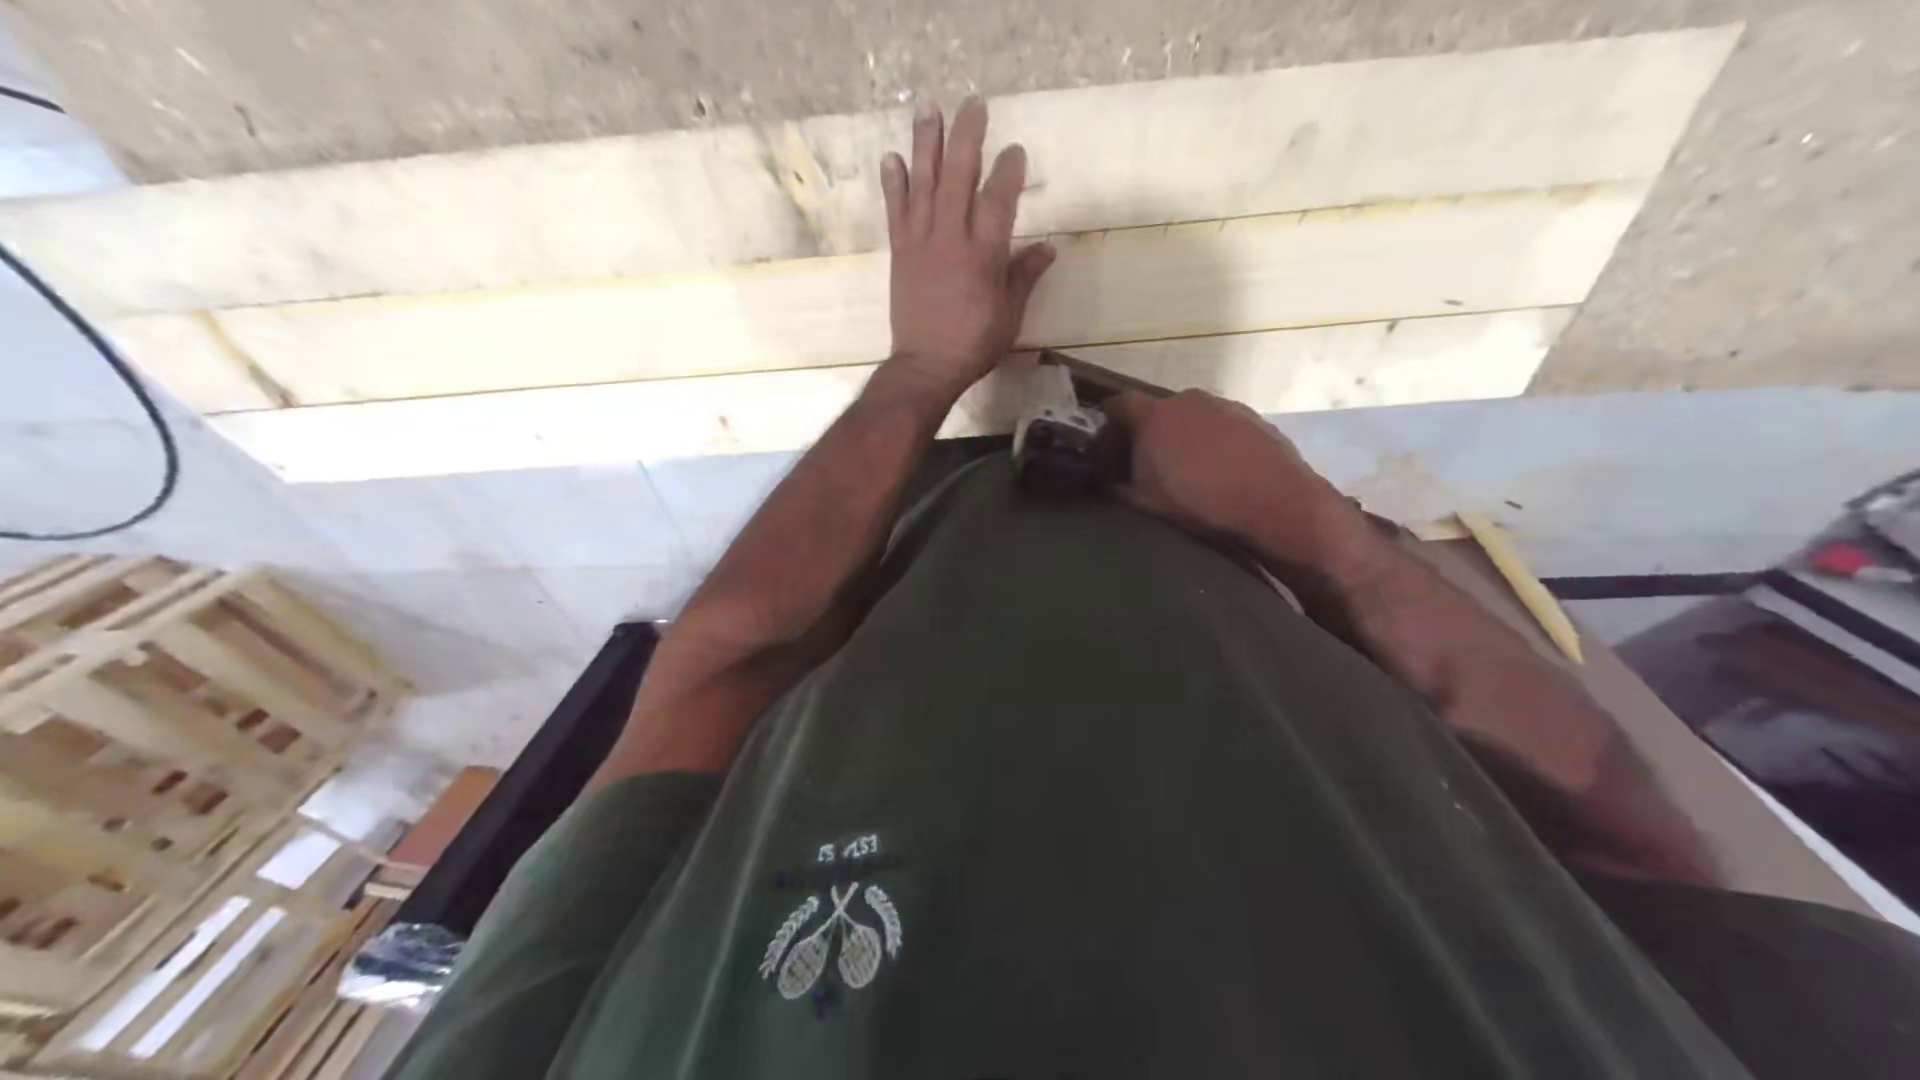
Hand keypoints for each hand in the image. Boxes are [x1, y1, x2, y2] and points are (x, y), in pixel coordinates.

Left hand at [880, 97, 1055, 398]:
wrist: (926, 366)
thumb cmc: (974, 344)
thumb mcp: (1010, 314)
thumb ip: (1025, 276)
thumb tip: (1047, 247)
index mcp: (984, 254)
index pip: (998, 199)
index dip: (1008, 171)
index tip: (1015, 150)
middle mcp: (951, 239)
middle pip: (959, 176)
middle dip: (967, 137)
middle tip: (973, 104)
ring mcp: (921, 243)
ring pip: (924, 184)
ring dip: (925, 144)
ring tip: (928, 109)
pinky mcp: (900, 253)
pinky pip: (896, 212)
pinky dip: (894, 184)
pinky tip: (892, 158)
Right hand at [1106, 390, 1378, 573]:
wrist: (1276, 504)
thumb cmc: (1199, 503)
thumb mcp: (1144, 504)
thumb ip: (1119, 486)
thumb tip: (1109, 480)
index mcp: (1154, 416)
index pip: (1118, 403)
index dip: (1109, 422)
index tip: (1107, 443)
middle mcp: (1188, 400)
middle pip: (1157, 410)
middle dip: (1149, 432)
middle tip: (1148, 462)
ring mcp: (1225, 406)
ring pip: (1193, 417)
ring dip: (1184, 436)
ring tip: (1189, 469)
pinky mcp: (1254, 419)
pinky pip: (1222, 427)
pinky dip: (1215, 442)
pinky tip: (1222, 471)